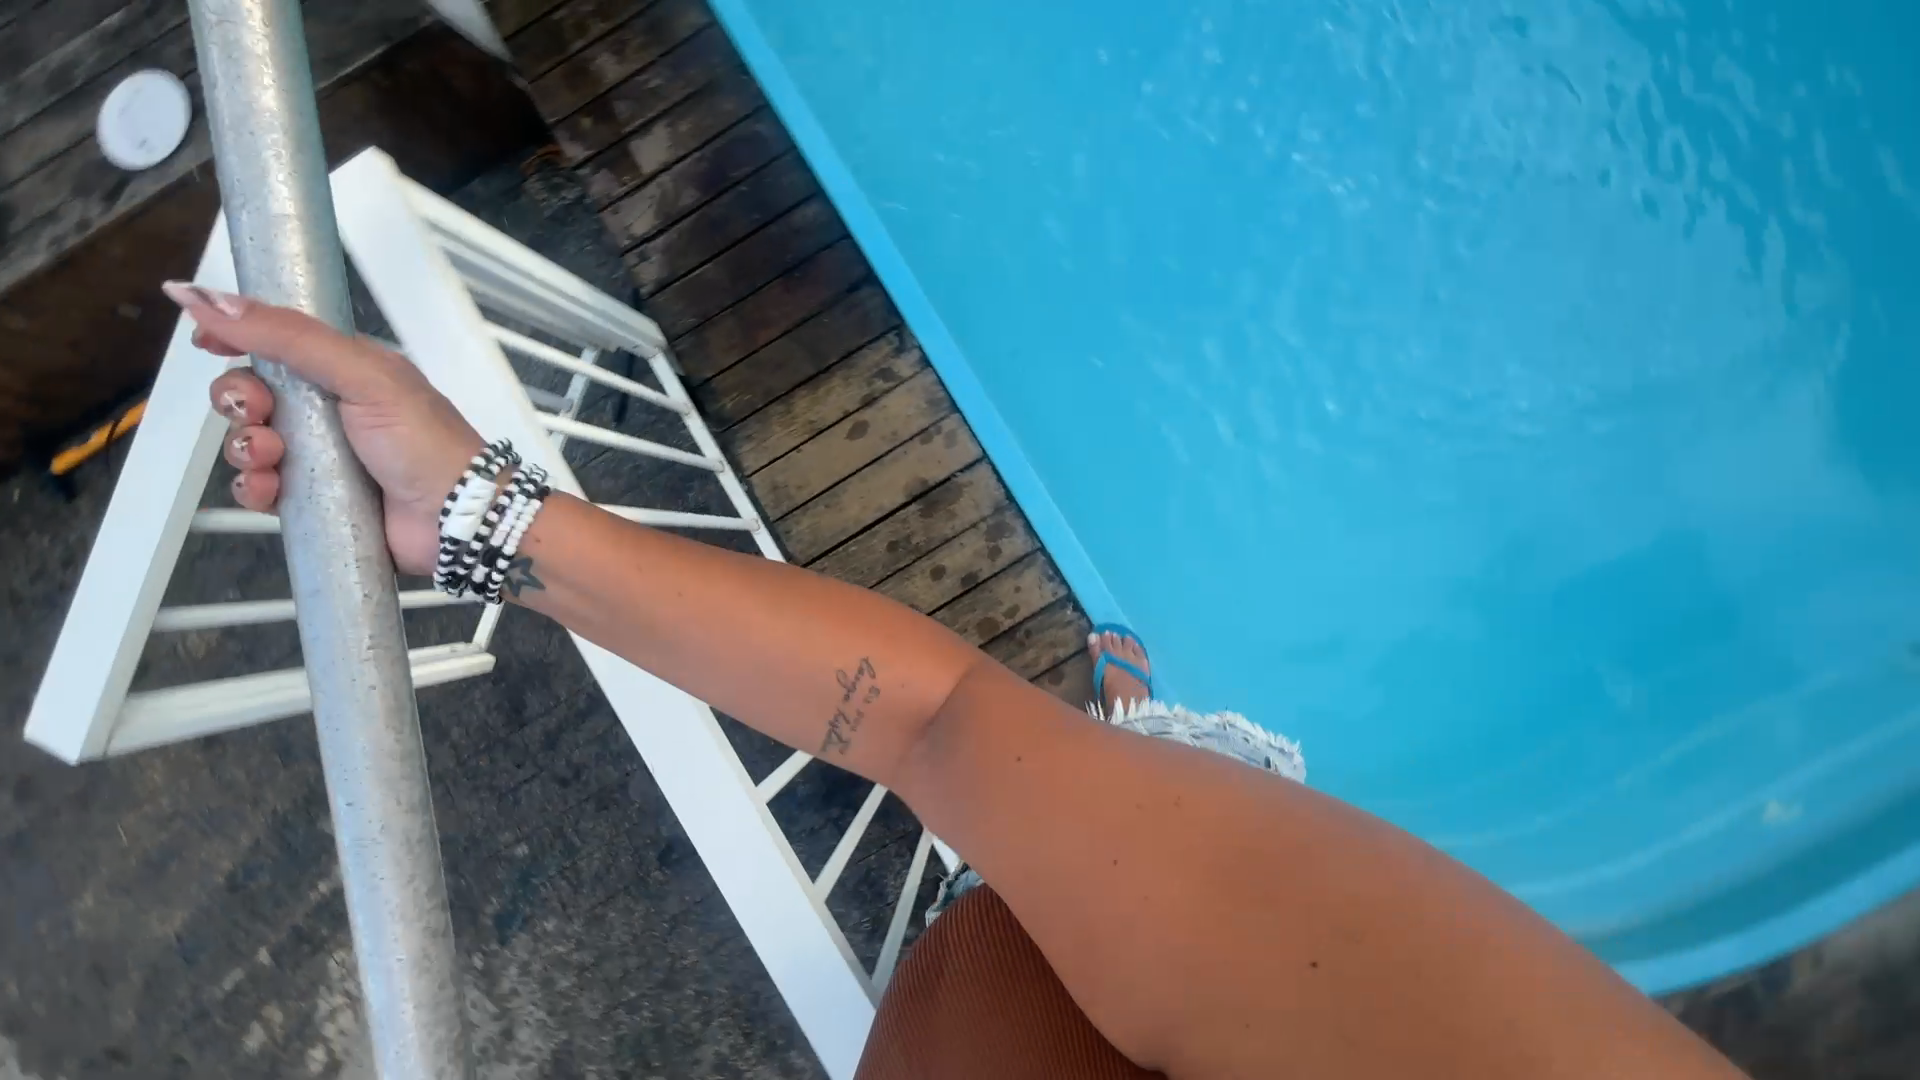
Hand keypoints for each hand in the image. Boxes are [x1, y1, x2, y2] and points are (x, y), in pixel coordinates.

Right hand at [165, 281, 481, 575]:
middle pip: (253, 394)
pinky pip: (263, 488)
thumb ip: (290, 336)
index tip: (208, 342)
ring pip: (250, 442)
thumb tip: (202, 295)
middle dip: (239, 401)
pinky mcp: (320, 498)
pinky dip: (257, 488)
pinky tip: (273, 490)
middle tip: (259, 413)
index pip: (279, 345)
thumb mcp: (365, 376)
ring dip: (246, 448)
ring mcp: (327, 456)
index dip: (237, 340)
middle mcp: (337, 411)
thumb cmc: (425, 444)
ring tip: (274, 457)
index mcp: (353, 373)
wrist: (460, 517)